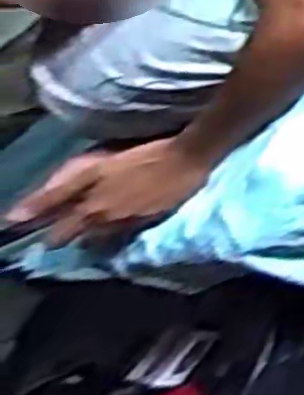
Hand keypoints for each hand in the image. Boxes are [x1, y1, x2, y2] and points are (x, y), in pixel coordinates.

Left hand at [7, 137, 211, 245]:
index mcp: (90, 211)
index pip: (58, 237)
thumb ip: (56, 195)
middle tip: (89, 221)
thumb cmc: (143, 158)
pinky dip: (132, 223)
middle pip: (85, 240)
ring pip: (111, 236)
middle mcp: (110, 222)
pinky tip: (139, 210)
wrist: (195, 153)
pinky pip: (137, 227)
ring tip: (115, 217)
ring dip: (108, 231)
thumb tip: (12, 218)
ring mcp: (138, 220)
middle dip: (82, 234)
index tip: (57, 227)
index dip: (54, 234)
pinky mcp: (161, 215)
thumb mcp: (96, 171)